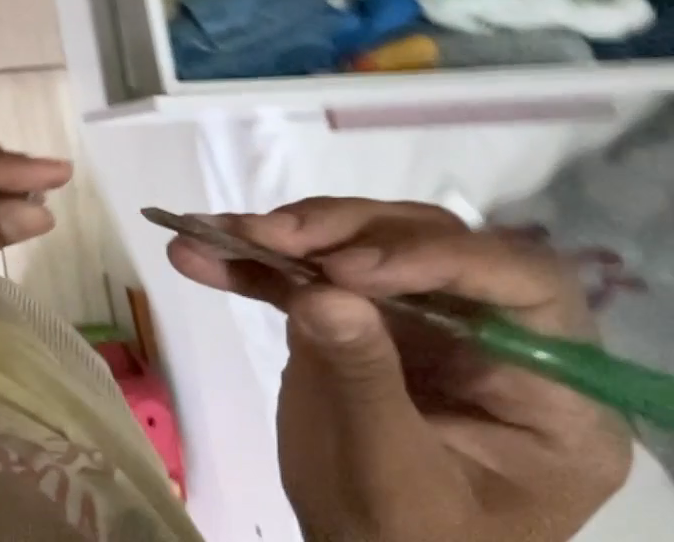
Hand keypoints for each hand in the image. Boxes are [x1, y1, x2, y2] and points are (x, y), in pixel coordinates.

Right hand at [168, 198, 631, 541]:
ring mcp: (421, 324)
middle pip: (431, 245)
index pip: (521, 287)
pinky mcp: (355, 319)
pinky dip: (249, 262)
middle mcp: (492, 338)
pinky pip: (305, 274)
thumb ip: (364, 380)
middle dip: (342, 232)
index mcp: (548, 387)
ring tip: (216, 234)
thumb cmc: (397, 535)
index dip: (437, 258)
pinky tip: (195, 252)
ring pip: (362, 243)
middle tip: (268, 237)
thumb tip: (324, 291)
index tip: (345, 269)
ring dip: (284, 235)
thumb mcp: (389, 471)